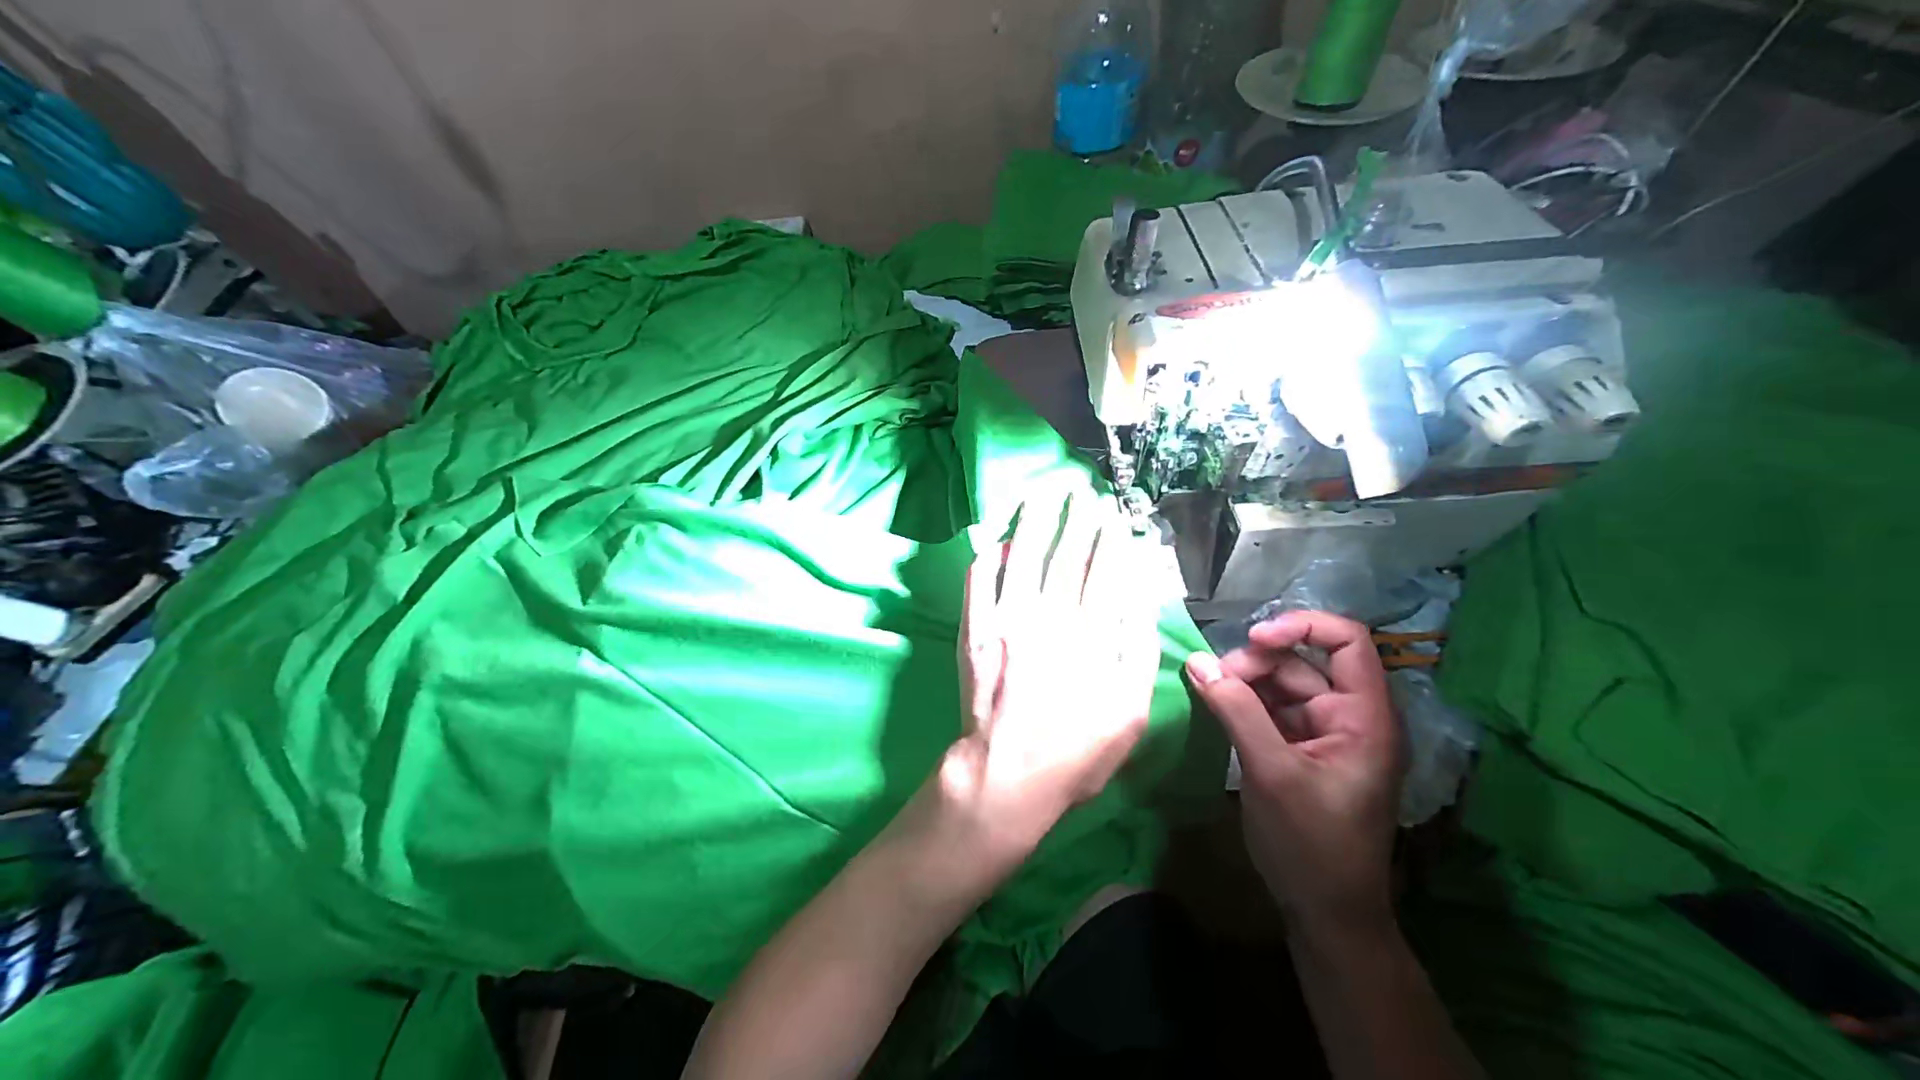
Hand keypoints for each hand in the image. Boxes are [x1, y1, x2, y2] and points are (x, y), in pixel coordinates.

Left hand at [935, 491, 1160, 864]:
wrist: (1008, 776)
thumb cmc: (1076, 753)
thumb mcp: (1131, 712)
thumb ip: (1139, 650)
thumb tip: (1140, 599)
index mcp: (1093, 633)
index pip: (1104, 570)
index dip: (1109, 538)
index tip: (1111, 513)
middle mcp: (1051, 616)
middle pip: (1066, 554)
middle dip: (1075, 518)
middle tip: (1080, 490)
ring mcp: (1008, 620)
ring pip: (1024, 556)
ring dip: (1035, 521)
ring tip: (1044, 494)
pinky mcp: (976, 631)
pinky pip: (981, 582)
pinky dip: (989, 557)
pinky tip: (998, 540)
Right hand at [1184, 611, 1404, 929]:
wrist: (1326, 913)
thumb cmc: (1311, 844)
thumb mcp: (1271, 773)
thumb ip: (1235, 711)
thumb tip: (1196, 661)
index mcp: (1366, 717)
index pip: (1347, 642)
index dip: (1301, 626)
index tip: (1252, 640)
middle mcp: (1351, 717)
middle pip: (1304, 663)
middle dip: (1258, 663)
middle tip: (1214, 679)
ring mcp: (1326, 735)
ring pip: (1283, 686)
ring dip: (1246, 683)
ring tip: (1210, 694)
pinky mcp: (1303, 751)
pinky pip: (1273, 711)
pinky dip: (1245, 704)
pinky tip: (1218, 708)